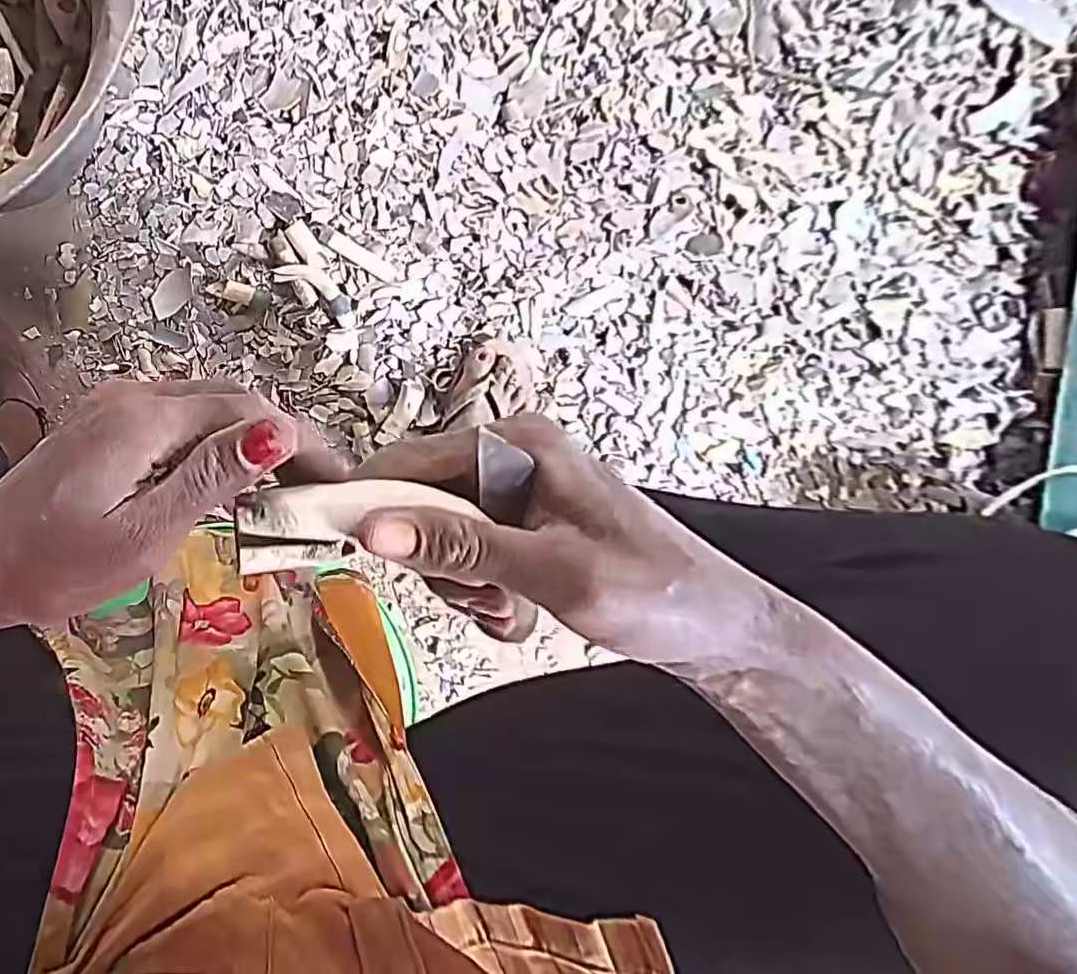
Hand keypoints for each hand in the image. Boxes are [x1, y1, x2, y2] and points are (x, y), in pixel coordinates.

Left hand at [0, 381, 345, 684]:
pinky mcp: (99, 426)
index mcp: (144, 419)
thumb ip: (209, 477)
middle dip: (277, 438)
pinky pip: (171, 421)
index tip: (337, 479)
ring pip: (200, 408)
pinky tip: (218, 478)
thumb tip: (277, 430)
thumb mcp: (142, 533)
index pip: (246, 408)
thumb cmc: (54, 566)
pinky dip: (206, 445)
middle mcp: (129, 397)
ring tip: (277, 490)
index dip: (300, 439)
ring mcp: (110, 407)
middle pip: (226, 400)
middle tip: (313, 490)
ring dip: (242, 441)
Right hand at [351, 415, 779, 671]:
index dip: (371, 501)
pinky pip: (456, 548)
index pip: (409, 460)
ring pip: (431, 530)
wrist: (723, 632)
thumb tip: (374, 529)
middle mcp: (506, 457)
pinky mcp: (511, 519)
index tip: (353, 546)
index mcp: (517, 443)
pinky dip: (471, 584)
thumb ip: (458, 548)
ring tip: (507, 603)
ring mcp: (508, 489)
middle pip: (416, 498)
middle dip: (431, 554)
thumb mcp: (552, 573)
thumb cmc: (659, 594)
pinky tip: (512, 604)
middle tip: (477, 592)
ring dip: (454, 577)